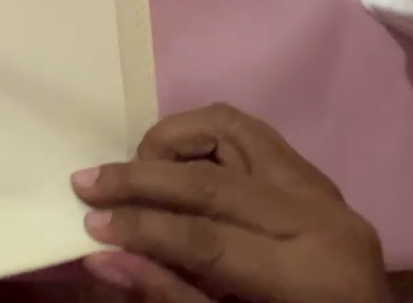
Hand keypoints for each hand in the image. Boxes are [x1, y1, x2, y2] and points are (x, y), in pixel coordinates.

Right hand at [70, 104, 390, 302]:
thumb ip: (170, 293)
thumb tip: (99, 257)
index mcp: (315, 276)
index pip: (208, 238)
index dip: (143, 228)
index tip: (90, 223)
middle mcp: (324, 219)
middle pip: (209, 178)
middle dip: (139, 179)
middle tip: (88, 183)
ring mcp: (321, 188)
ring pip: (227, 127)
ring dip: (173, 142)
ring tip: (140, 171)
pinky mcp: (311, 173)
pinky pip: (245, 130)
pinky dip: (202, 136)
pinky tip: (177, 166)